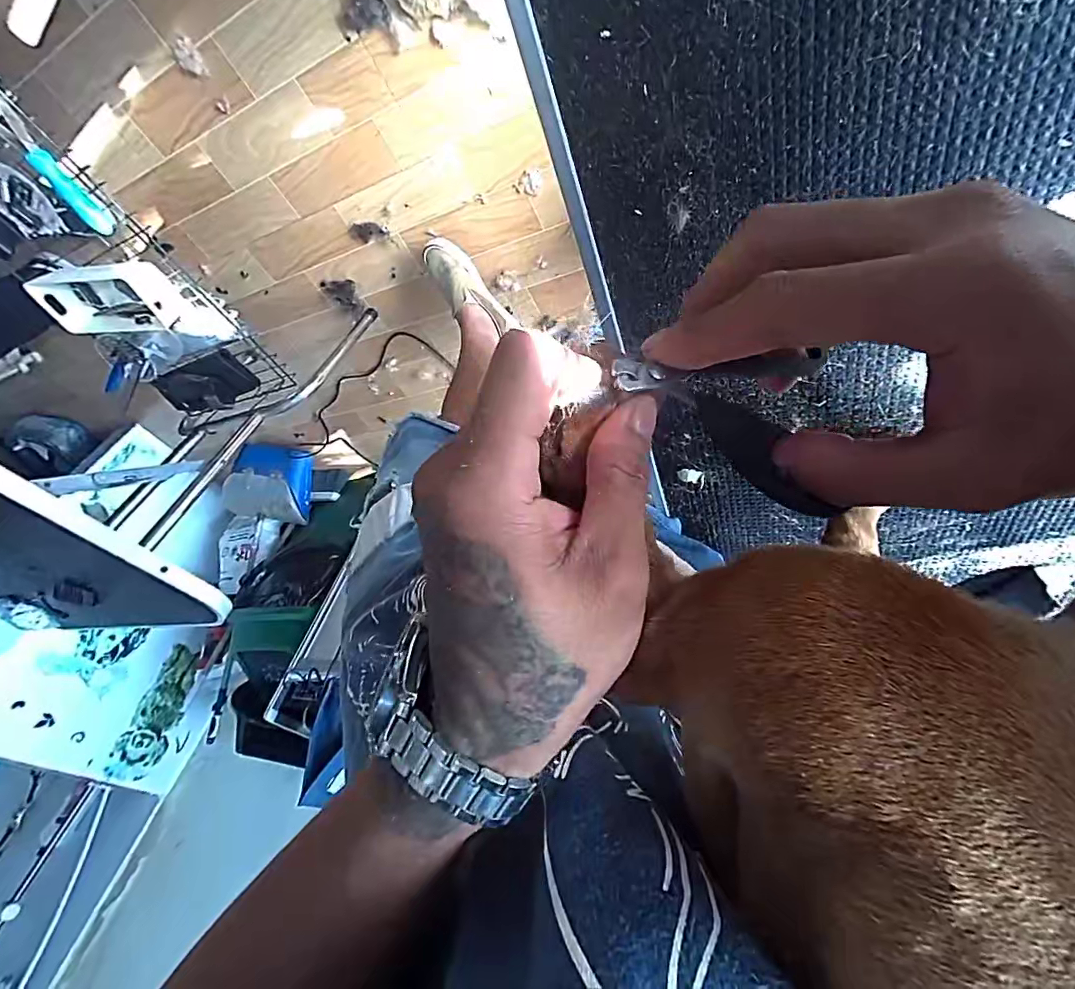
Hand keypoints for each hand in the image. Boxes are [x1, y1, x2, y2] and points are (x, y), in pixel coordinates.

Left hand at [413, 331, 658, 776]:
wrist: (487, 716)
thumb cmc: (558, 654)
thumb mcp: (611, 570)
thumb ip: (621, 474)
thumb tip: (637, 401)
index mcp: (484, 481)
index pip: (518, 357)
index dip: (575, 367)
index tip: (613, 411)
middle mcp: (446, 465)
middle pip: (506, 370)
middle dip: (566, 389)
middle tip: (612, 439)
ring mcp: (437, 477)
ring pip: (495, 395)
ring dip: (550, 414)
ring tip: (589, 466)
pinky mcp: (443, 491)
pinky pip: (487, 429)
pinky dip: (528, 434)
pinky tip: (560, 469)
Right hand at [643, 182, 1074, 511]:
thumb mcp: (975, 476)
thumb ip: (859, 469)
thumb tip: (779, 450)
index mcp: (950, 290)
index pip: (792, 295)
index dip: (714, 327)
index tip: (665, 353)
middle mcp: (944, 222)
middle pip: (785, 230)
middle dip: (718, 285)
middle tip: (691, 341)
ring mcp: (957, 201)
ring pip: (813, 220)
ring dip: (758, 273)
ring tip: (741, 339)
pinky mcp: (965, 204)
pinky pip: (852, 226)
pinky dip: (804, 267)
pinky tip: (806, 317)